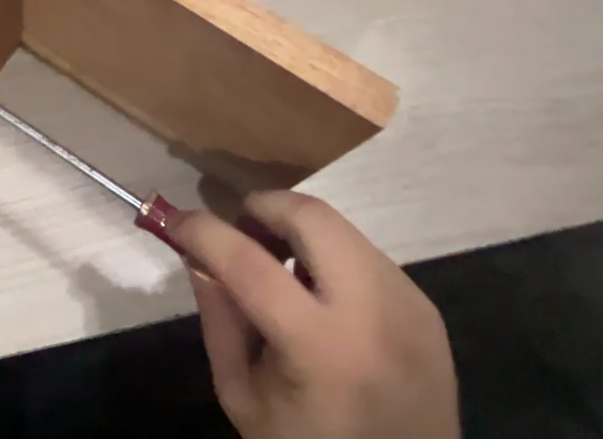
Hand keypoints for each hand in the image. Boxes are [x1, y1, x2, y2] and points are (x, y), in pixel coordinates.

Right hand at [172, 193, 457, 438]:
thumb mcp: (242, 395)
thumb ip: (218, 318)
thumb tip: (195, 252)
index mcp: (322, 349)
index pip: (248, 262)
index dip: (203, 231)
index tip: (175, 219)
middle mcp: (373, 313)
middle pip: (310, 217)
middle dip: (261, 207)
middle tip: (239, 232)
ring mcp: (408, 304)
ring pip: (338, 227)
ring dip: (296, 230)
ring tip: (278, 266)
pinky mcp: (426, 305)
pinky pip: (364, 253)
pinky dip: (328, 256)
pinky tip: (318, 295)